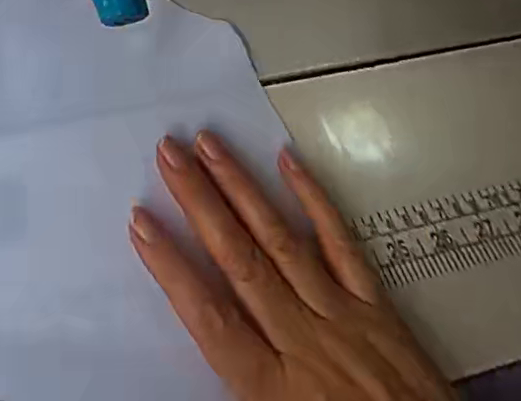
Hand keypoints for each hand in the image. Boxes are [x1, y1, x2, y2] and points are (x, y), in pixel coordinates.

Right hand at [131, 133, 454, 400]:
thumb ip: (233, 373)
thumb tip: (191, 321)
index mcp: (275, 389)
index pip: (210, 316)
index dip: (170, 265)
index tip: (139, 220)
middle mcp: (307, 345)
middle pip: (240, 261)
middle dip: (199, 200)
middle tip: (169, 154)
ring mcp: (345, 321)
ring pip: (281, 242)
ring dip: (240, 188)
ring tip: (208, 145)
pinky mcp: (381, 312)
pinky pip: (344, 249)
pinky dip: (315, 203)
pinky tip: (287, 163)